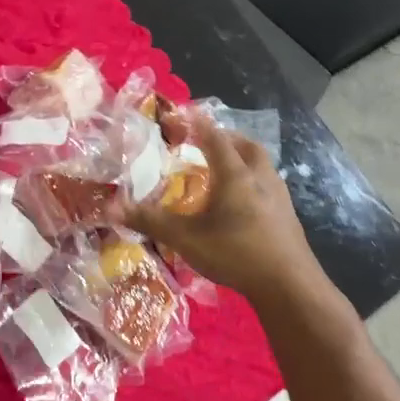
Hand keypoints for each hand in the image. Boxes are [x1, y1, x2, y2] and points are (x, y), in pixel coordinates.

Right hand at [118, 113, 323, 303]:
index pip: (214, 138)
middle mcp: (260, 178)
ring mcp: (278, 197)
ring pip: (260, 165)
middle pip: (245, 146)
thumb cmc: (235, 254)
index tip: (177, 115)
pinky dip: (250, 180)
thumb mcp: (184, 238)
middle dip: (223, 138)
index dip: (195, 124)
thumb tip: (110, 208)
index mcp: (235, 175)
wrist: (289, 285)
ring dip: (240, 158)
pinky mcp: (286, 216)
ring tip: (219, 168)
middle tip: (202, 140)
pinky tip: (238, 200)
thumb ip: (149, 220)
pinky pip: (266, 185)